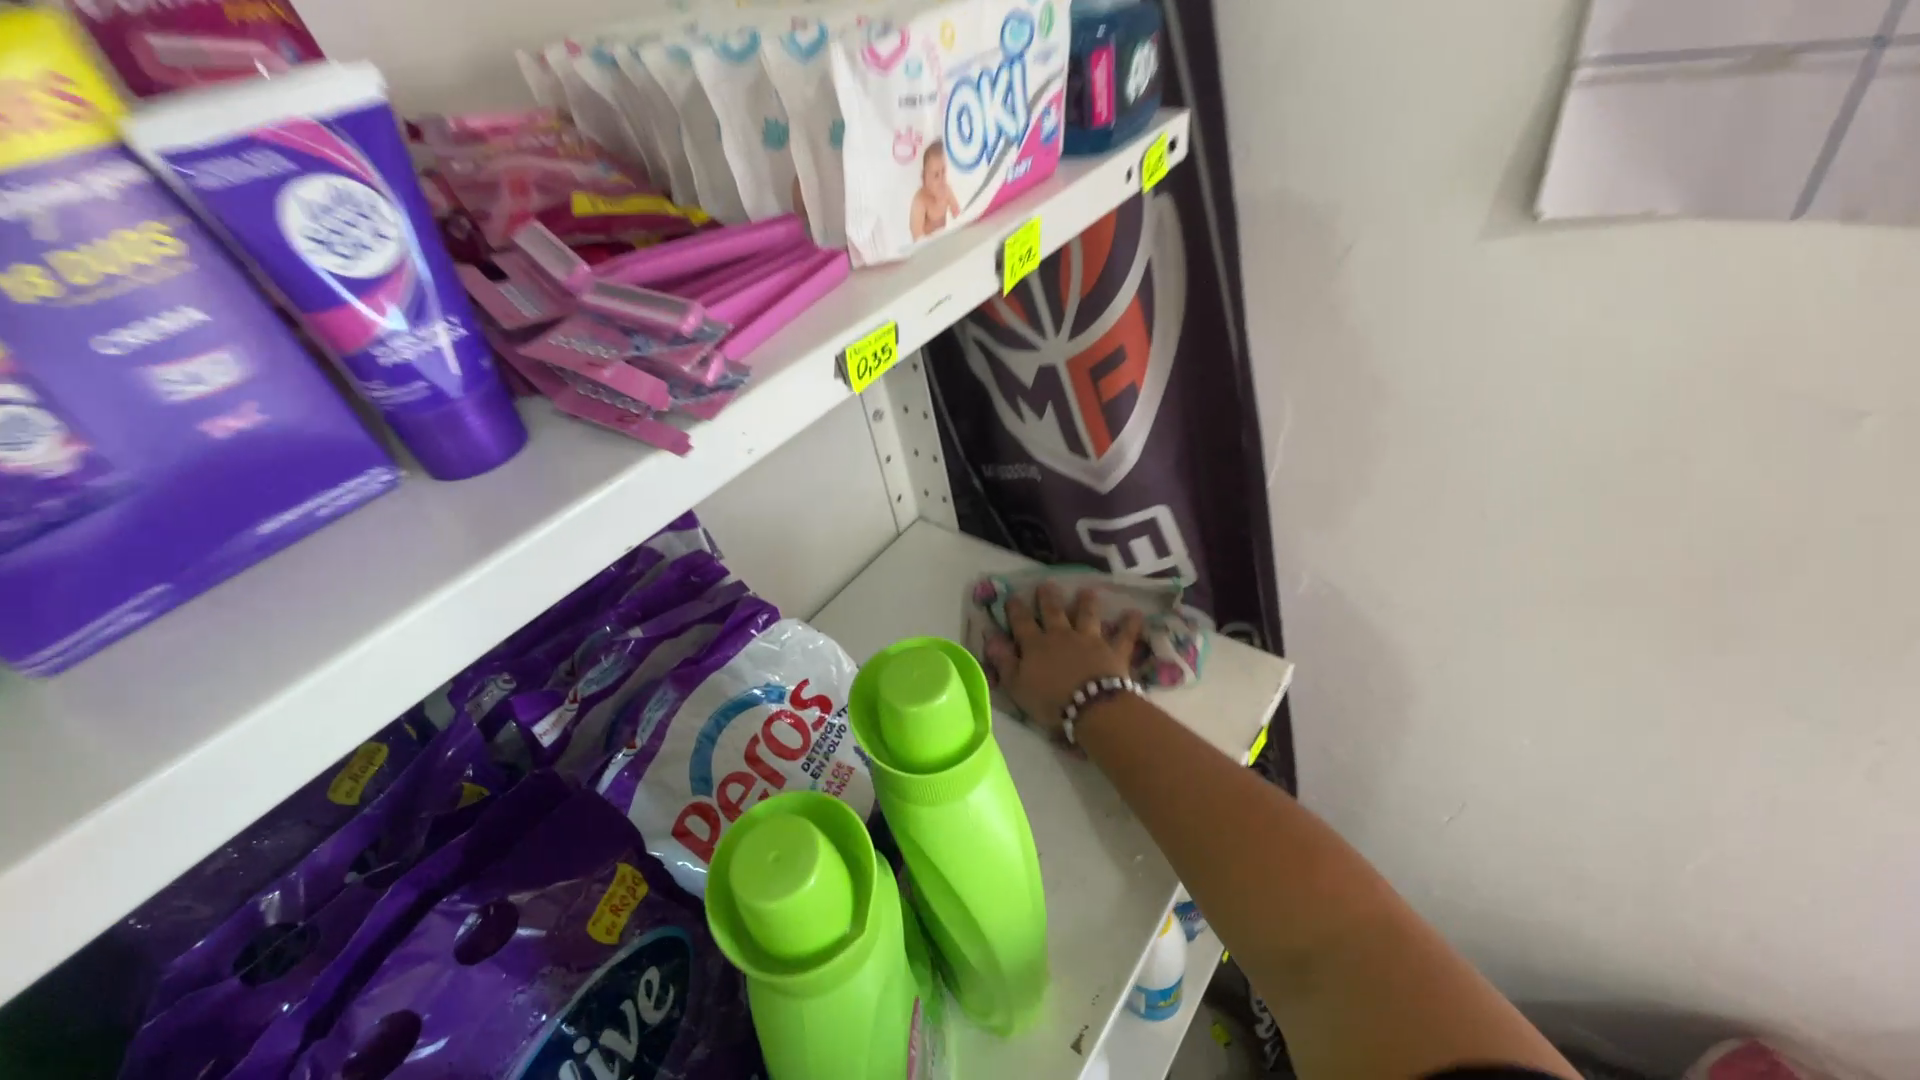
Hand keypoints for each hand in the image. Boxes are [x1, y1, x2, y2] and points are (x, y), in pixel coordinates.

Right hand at [983, 583, 1144, 738]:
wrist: (1090, 706)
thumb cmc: (1049, 701)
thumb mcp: (1017, 686)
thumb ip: (1004, 661)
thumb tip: (991, 639)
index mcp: (1036, 645)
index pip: (1022, 623)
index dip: (1015, 609)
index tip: (1012, 596)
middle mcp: (1062, 636)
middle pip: (1054, 613)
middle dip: (1048, 598)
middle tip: (1046, 584)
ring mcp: (1090, 640)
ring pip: (1087, 616)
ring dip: (1087, 603)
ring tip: (1087, 591)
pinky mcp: (1114, 651)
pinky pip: (1124, 636)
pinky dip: (1130, 625)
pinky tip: (1136, 613)